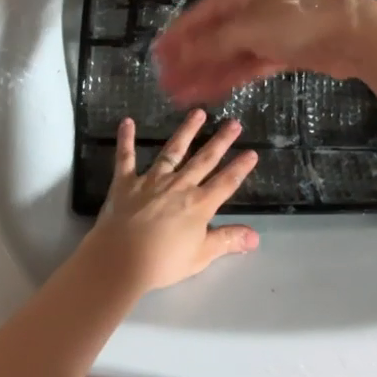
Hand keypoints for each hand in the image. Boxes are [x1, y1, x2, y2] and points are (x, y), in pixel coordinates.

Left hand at [82, 110, 259, 293]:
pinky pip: (126, 157)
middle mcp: (178, 186)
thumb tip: (255, 236)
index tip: (252, 152)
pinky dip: (126, 139)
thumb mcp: (201, 257)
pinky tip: (127, 122)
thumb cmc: (163, 262)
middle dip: (220, 141)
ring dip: (186, 131)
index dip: (240, 167)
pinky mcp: (125, 182)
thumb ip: (227, 241)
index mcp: (199, 205)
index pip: (225, 182)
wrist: (120, 260)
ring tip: (198, 113)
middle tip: (234, 123)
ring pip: (172, 151)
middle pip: (204, 160)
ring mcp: (151, 181)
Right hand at [153, 0, 376, 104]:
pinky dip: (226, 79)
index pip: (198, 16)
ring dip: (204, 74)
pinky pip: (244, 67)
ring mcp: (264, 32)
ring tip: (181, 94)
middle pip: (210, 38)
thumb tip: (181, 54)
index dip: (177, 38)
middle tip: (166, 83)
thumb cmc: (297, 21)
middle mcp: (248, 9)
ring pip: (225, 56)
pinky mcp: (279, 53)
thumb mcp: (247, 27)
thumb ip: (211, 43)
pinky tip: (208, 92)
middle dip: (188, 61)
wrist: (350, 34)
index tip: (157, 57)